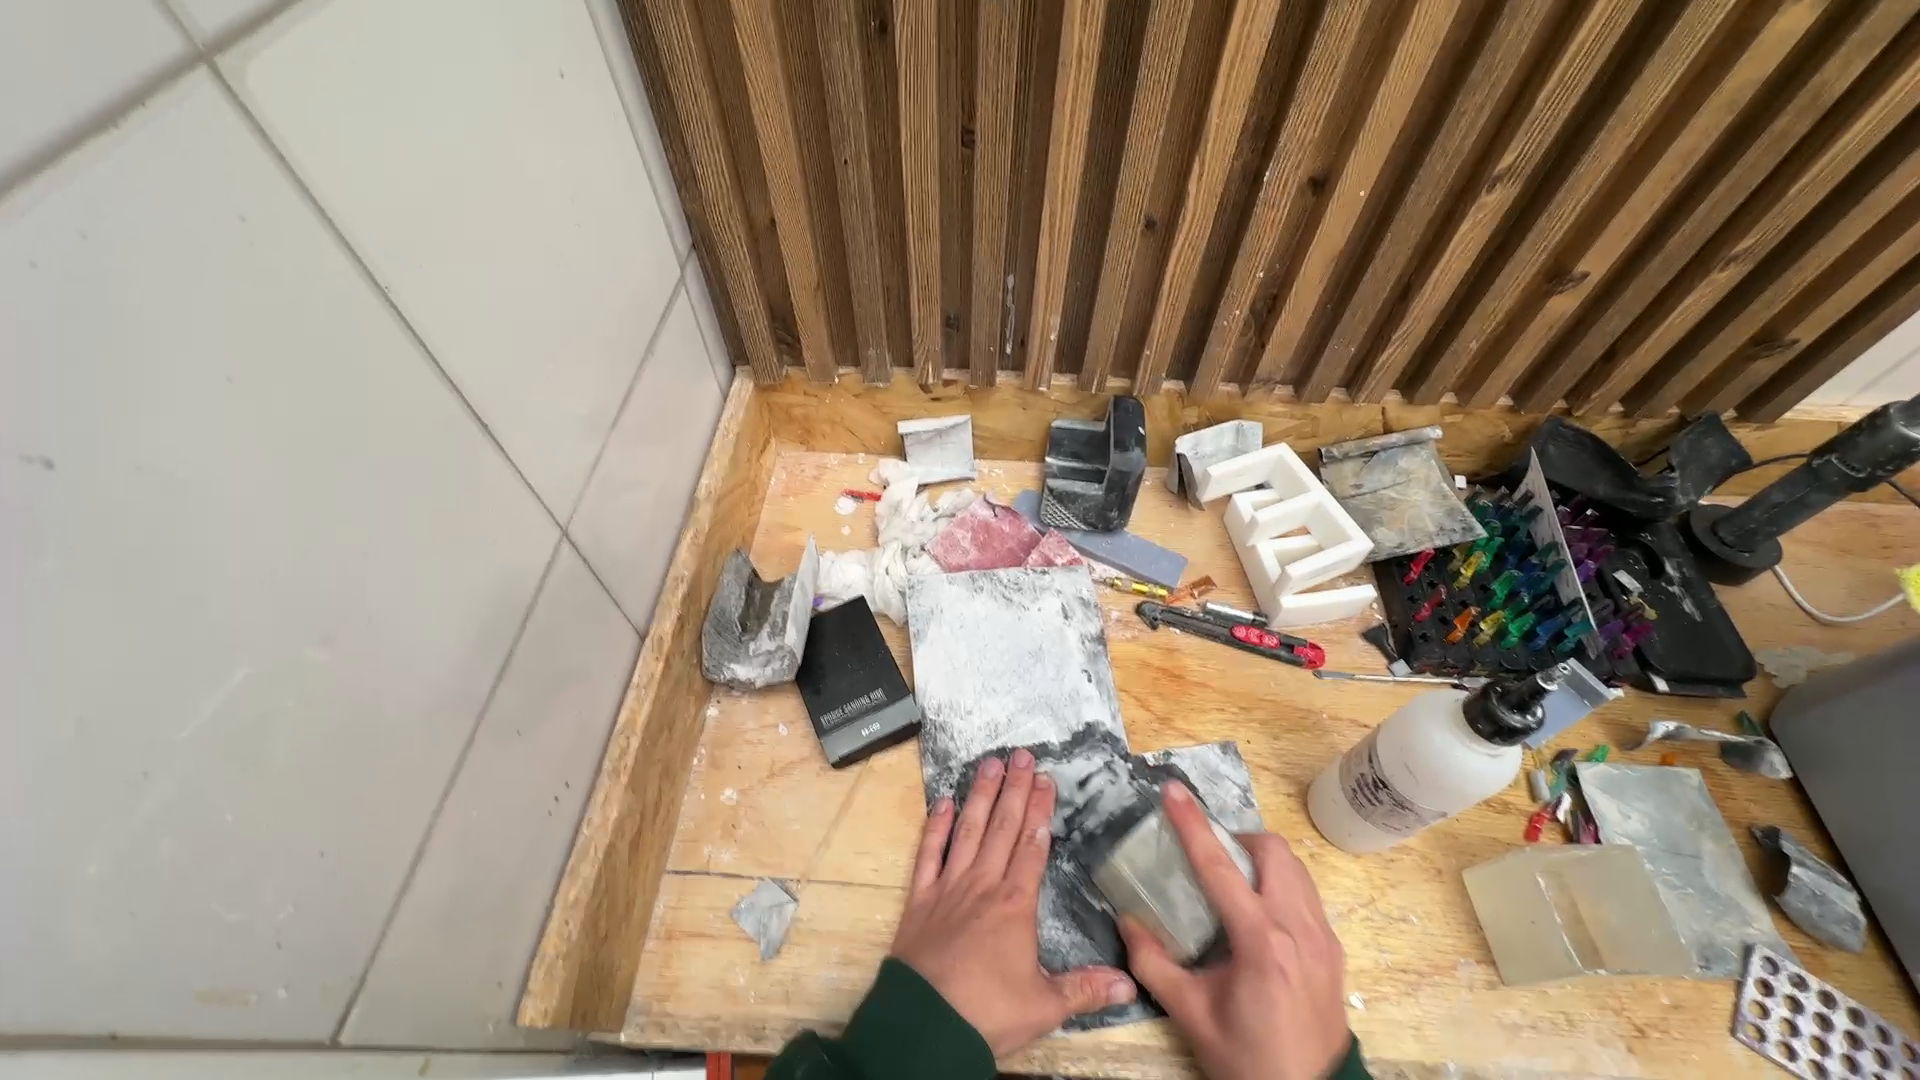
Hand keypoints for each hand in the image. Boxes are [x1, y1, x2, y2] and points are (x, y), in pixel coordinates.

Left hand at [891, 748, 1138, 1055]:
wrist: (924, 1028)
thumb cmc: (987, 1014)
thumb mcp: (1044, 1006)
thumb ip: (1085, 989)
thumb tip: (1130, 983)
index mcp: (1015, 905)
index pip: (1032, 846)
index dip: (1039, 811)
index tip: (1045, 779)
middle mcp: (983, 885)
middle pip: (1002, 828)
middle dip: (1014, 789)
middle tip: (1021, 755)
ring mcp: (949, 888)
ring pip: (968, 831)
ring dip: (979, 796)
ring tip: (989, 764)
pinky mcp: (921, 900)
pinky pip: (929, 855)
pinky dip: (935, 828)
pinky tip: (942, 803)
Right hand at [1118, 782, 1351, 1079]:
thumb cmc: (1247, 1057)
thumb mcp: (1189, 1014)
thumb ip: (1152, 962)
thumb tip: (1127, 919)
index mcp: (1261, 942)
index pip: (1219, 867)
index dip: (1192, 824)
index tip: (1173, 791)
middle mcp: (1298, 928)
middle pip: (1272, 851)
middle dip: (1237, 838)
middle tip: (1210, 855)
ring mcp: (1323, 937)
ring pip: (1295, 866)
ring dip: (1260, 858)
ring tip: (1233, 879)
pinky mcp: (1334, 949)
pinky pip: (1306, 893)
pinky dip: (1279, 883)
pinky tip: (1259, 912)